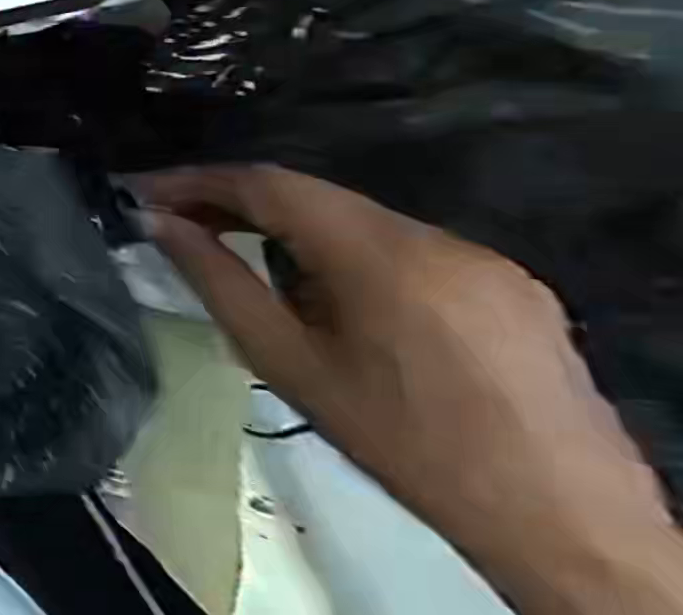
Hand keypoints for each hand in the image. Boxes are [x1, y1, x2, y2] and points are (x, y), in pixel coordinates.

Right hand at [134, 165, 682, 614]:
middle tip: (170, 218)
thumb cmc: (400, 443)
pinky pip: (392, 241)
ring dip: (279, 222)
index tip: (141, 192)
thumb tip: (156, 223)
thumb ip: (215, 278)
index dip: (195, 180)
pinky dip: (330, 244)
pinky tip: (308, 280)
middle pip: (309, 194)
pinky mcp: (503, 281)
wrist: (567, 528)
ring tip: (225, 243)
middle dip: (230, 199)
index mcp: (384, 256)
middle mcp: (437, 238)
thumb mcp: (284, 360)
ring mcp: (479, 256)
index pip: (269, 184)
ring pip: (349, 215)